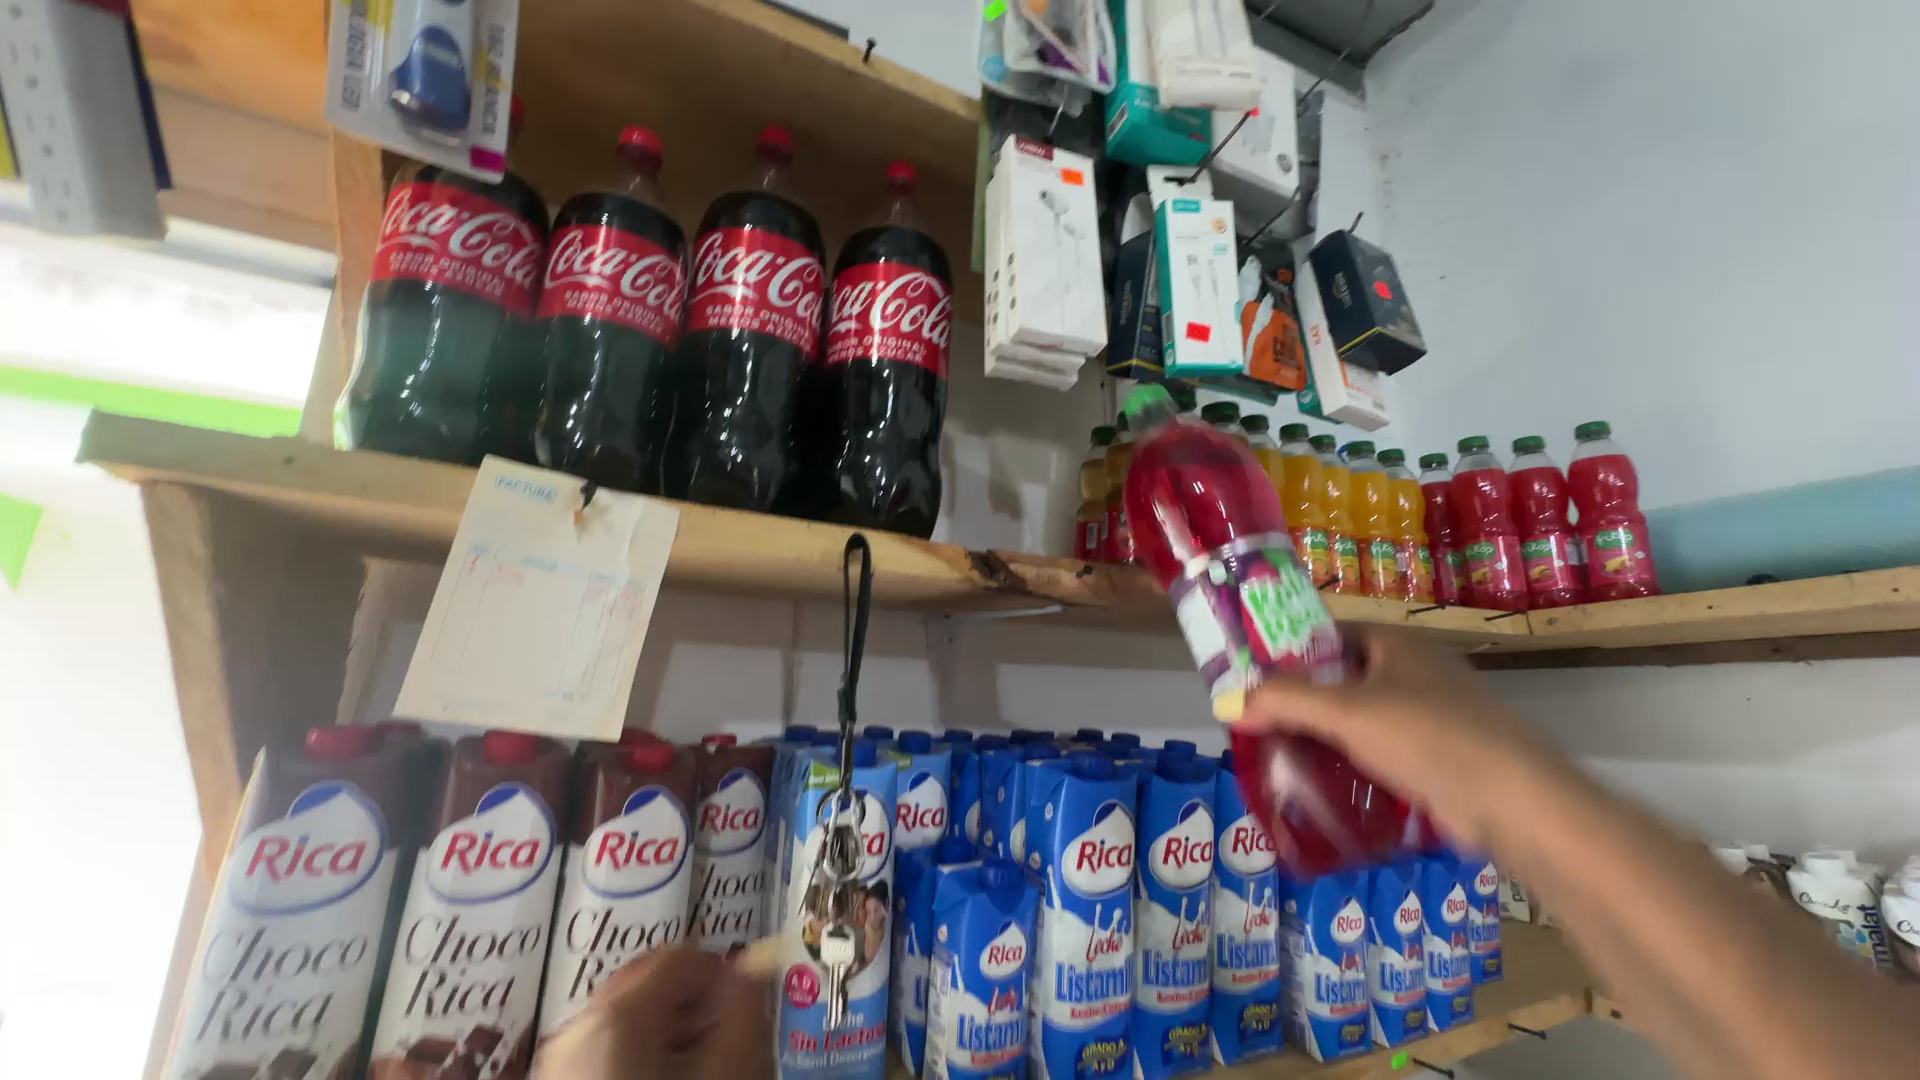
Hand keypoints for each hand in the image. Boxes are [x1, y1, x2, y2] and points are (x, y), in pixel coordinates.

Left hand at [532, 947, 772, 1079]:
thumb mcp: (731, 1073)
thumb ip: (748, 1009)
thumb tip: (760, 961)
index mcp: (618, 1017)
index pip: (678, 958)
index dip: (721, 971)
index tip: (749, 1002)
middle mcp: (576, 1032)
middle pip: (646, 987)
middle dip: (694, 1002)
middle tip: (729, 1034)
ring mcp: (557, 1071)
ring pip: (624, 1025)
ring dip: (669, 1033)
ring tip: (703, 1067)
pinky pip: (604, 1058)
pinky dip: (640, 1061)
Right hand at [1236, 625, 1574, 851]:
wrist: (1518, 805)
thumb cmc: (1429, 737)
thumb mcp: (1346, 711)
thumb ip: (1283, 701)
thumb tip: (1225, 702)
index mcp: (1396, 643)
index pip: (1325, 635)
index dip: (1285, 652)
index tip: (1249, 678)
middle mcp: (1413, 671)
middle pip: (1338, 678)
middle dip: (1298, 701)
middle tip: (1255, 721)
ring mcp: (1429, 716)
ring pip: (1357, 719)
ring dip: (1321, 736)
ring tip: (1275, 754)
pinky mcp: (1437, 758)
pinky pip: (1377, 752)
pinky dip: (1348, 764)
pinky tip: (1319, 784)